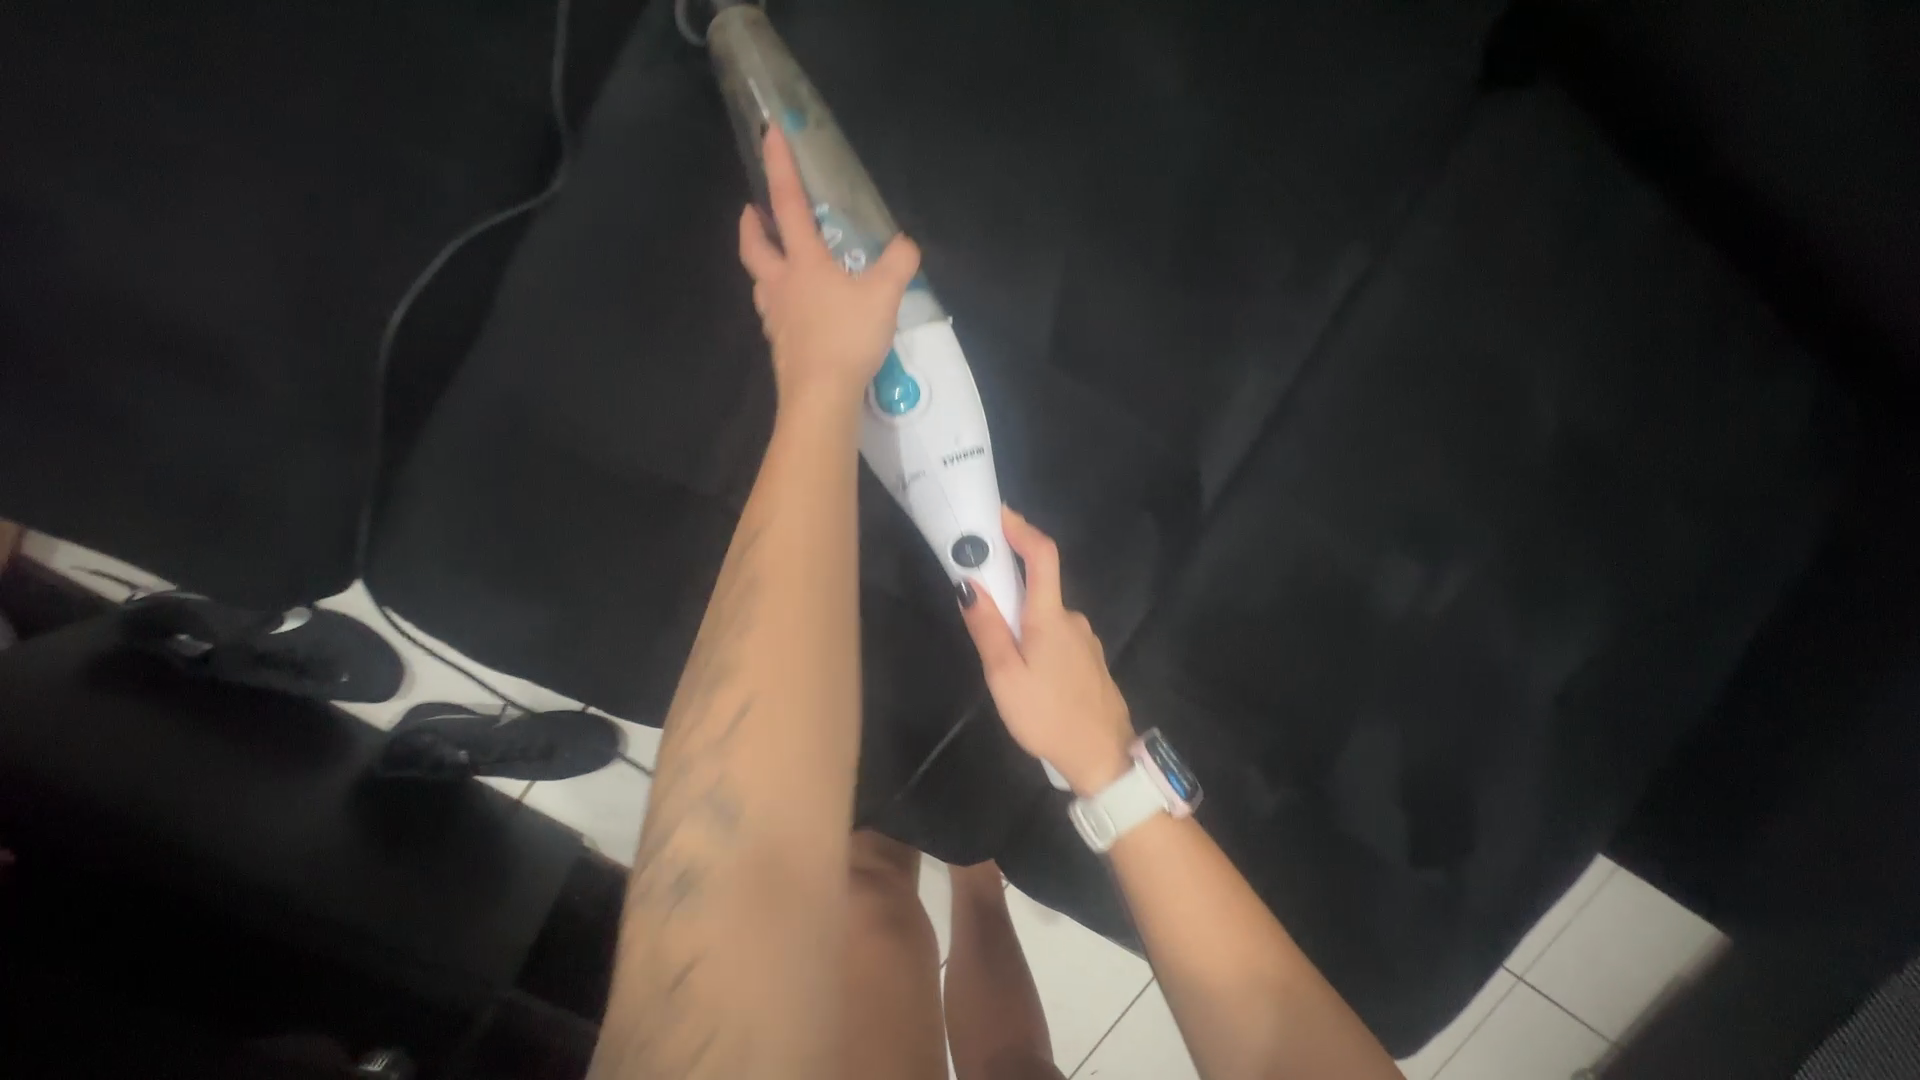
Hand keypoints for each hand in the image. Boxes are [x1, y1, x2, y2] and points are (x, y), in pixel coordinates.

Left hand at [738, 127, 920, 413]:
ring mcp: (776, 318)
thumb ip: (898, 265)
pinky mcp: (780, 347)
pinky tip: (795, 314)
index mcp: (805, 263)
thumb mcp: (884, 296)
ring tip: (776, 263)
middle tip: (754, 211)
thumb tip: (907, 245)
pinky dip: (779, 304)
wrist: (821, 396)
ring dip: (763, 265)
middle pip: (755, 246)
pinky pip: (774, 316)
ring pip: (760, 282)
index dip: (780, 167)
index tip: (769, 134)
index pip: (789, 205)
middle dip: (752, 223)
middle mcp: (781, 285)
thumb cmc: (848, 338)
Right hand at [958, 508, 1135, 795]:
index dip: (1021, 529)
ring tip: (997, 657)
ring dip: (1019, 621)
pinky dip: (1034, 638)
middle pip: (1038, 587)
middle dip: (1007, 586)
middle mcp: (1071, 619)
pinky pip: (1055, 636)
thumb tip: (968, 583)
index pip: (1042, 555)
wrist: (1102, 758)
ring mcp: (1084, 640)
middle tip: (976, 602)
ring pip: (1044, 617)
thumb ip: (988, 628)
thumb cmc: (1048, 716)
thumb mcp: (1005, 676)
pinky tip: (1025, 674)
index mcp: (1050, 617)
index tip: (997, 515)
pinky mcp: (1087, 661)